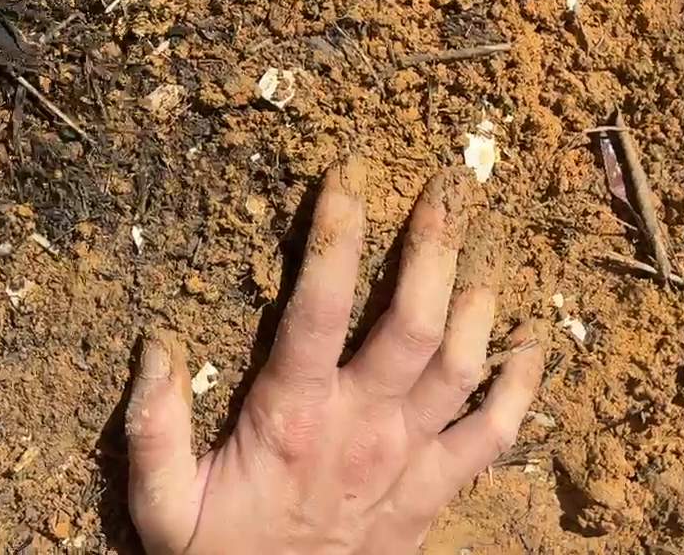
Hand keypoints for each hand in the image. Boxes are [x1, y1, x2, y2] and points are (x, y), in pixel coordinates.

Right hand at [124, 162, 545, 553]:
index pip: (318, 307)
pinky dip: (519, 386)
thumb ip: (152, 429)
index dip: (334, 236)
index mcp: (294, 417)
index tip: (344, 177)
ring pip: (459, 365)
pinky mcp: (435, 492)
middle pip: (412, 324)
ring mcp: (409, 460)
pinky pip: (494, 434)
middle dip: (429, 249)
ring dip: (474, 299)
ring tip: (481, 243)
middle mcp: (363, 428)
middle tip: (441, 190)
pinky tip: (532, 344)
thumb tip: (154, 345)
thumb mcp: (163, 507)